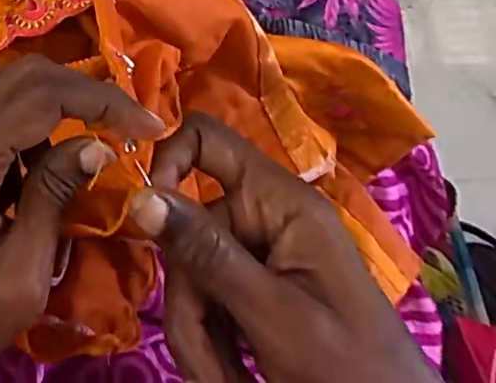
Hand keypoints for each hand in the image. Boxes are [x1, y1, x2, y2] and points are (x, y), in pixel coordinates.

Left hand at [0, 55, 164, 382]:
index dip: (100, 102)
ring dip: (62, 108)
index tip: (150, 125)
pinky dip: (36, 128)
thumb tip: (96, 146)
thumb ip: (54, 199)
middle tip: (132, 126)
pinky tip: (52, 169)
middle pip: (27, 77)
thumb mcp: (18, 279)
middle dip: (85, 93)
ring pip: (13, 90)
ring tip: (101, 148)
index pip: (41, 96)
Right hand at [129, 113, 434, 382]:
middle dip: (190, 298)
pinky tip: (229, 378)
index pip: (206, 138)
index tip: (150, 220)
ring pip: (191, 270)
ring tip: (222, 382)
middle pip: (189, 224)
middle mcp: (265, 216)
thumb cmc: (355, 377)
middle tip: (207, 365)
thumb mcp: (278, 319)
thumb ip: (208, 254)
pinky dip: (209, 345)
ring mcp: (260, 255)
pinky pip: (206, 299)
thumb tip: (140, 195)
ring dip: (198, 334)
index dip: (169, 163)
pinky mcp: (256, 292)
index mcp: (281, 201)